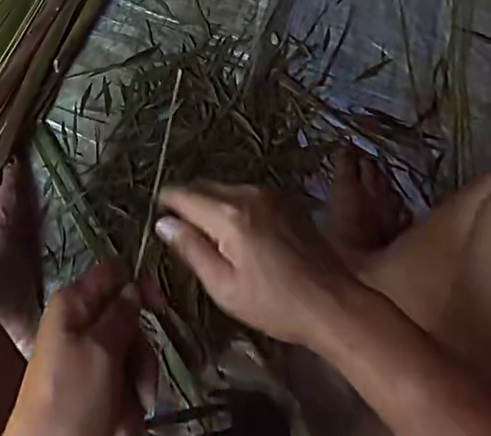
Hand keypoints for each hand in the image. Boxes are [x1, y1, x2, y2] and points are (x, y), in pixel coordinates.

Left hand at [3, 262, 149, 435]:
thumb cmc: (71, 400)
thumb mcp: (100, 351)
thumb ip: (121, 314)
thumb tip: (134, 285)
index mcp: (73, 304)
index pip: (112, 273)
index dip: (139, 283)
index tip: (162, 305)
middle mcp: (79, 325)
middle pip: (127, 319)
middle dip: (141, 353)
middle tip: (141, 383)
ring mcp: (87, 359)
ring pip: (130, 355)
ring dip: (137, 385)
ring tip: (128, 414)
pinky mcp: (93, 390)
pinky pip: (124, 385)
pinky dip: (128, 406)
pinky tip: (120, 424)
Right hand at [155, 182, 355, 347]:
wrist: (333, 303)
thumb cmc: (275, 304)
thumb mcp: (225, 288)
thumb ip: (192, 250)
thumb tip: (163, 223)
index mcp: (229, 216)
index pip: (184, 195)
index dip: (167, 202)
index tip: (158, 212)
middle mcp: (247, 194)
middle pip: (204, 186)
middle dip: (187, 201)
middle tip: (180, 226)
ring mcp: (268, 193)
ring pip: (225, 187)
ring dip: (211, 201)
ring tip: (208, 231)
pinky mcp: (284, 199)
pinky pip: (245, 192)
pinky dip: (232, 203)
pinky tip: (238, 230)